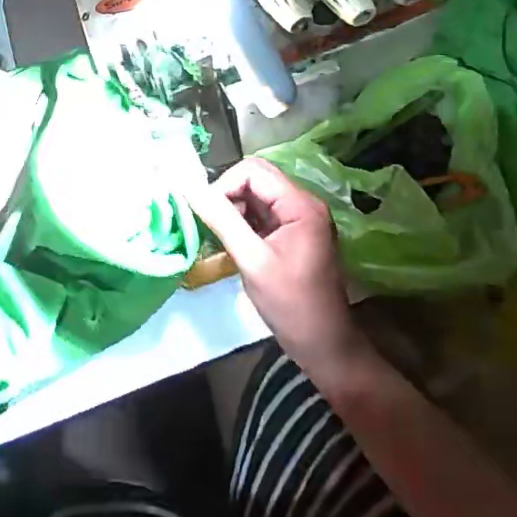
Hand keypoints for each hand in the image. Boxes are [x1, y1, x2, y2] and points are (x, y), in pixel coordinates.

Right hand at [188, 158, 364, 369]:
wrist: (324, 345)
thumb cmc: (291, 304)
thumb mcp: (252, 261)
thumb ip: (222, 221)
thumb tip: (191, 190)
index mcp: (301, 205)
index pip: (253, 171)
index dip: (224, 185)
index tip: (206, 212)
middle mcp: (303, 203)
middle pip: (256, 178)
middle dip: (227, 195)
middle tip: (210, 222)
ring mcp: (300, 218)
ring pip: (257, 195)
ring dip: (233, 209)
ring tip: (219, 235)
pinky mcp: (294, 232)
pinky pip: (262, 212)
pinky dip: (243, 221)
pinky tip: (231, 242)